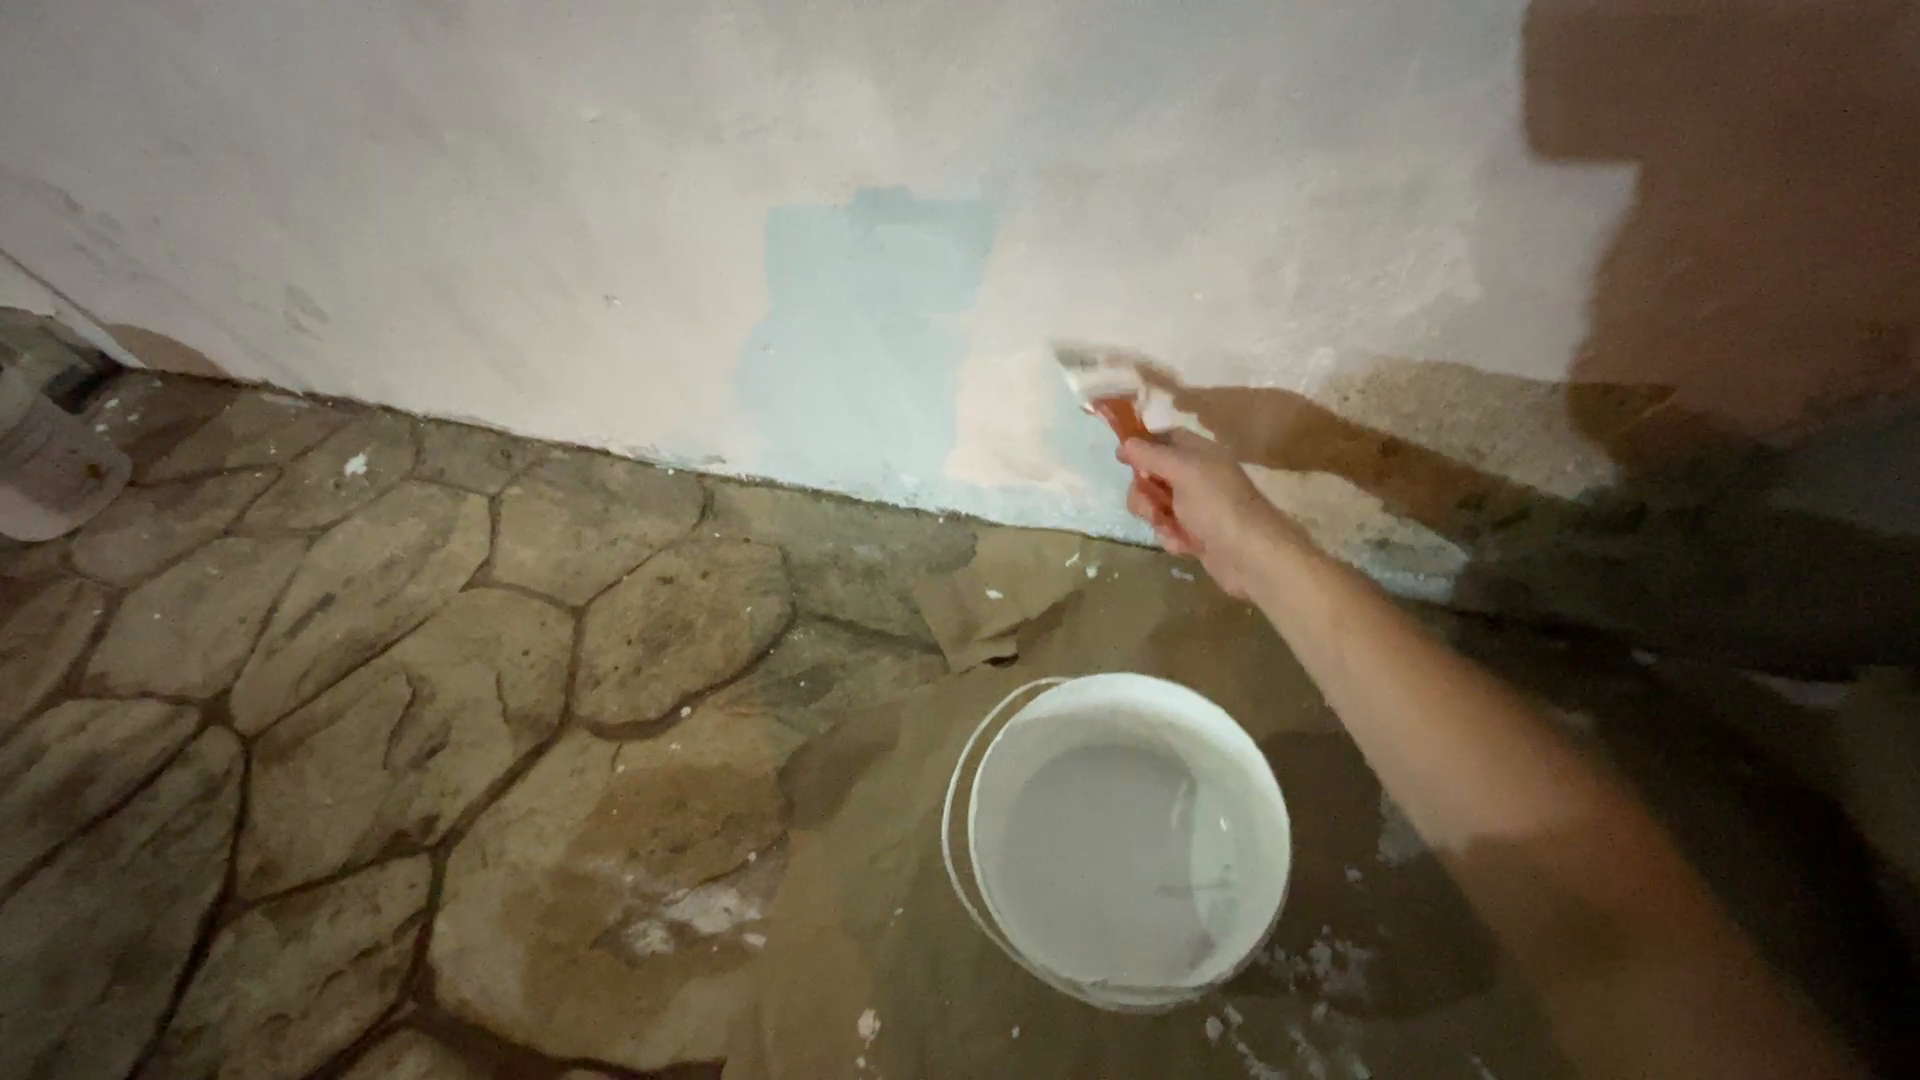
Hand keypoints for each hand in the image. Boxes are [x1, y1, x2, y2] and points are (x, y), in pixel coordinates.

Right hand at [1119, 431, 1311, 597]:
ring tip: (1170, 528)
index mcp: (1200, 455)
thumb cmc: (1218, 506)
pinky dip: (1171, 537)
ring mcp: (1195, 508)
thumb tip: (1126, 443)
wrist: (1251, 556)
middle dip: (1144, 491)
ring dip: (1156, 517)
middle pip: (1153, 475)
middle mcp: (1197, 477)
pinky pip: (1167, 530)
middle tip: (1152, 504)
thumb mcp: (1184, 472)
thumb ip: (1152, 455)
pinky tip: (1184, 545)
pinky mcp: (1195, 535)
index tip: (1121, 457)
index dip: (1143, 445)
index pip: (1166, 439)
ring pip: (1156, 505)